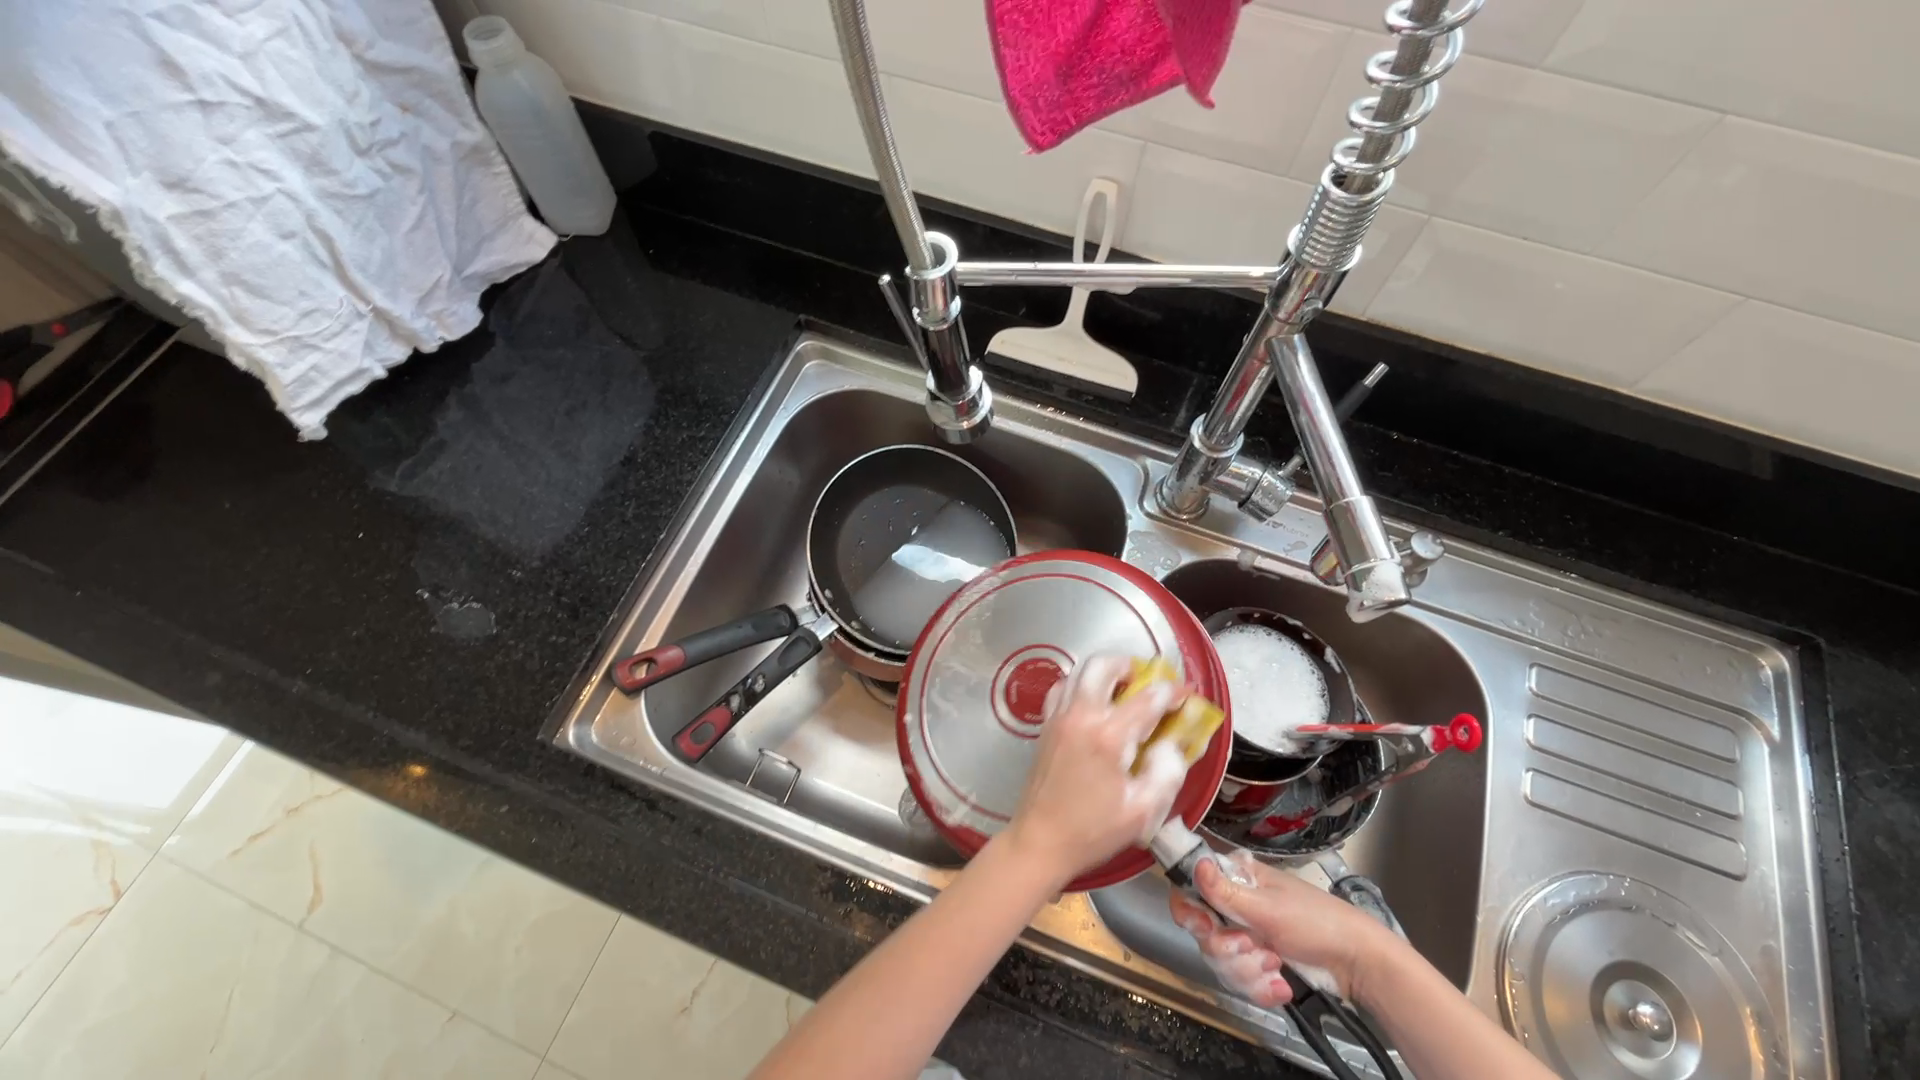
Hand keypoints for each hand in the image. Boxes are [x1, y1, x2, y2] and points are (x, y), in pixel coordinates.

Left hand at [1001, 654, 1191, 885]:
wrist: (1039, 842)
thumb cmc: (1093, 831)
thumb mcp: (1144, 811)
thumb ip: (1167, 772)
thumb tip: (1173, 743)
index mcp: (1108, 736)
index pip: (1148, 698)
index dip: (1173, 692)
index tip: (1186, 695)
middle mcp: (1080, 715)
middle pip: (1105, 665)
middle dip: (1131, 666)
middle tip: (1148, 685)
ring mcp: (1058, 717)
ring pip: (1080, 670)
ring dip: (1105, 672)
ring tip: (1124, 691)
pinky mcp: (1045, 725)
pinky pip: (1062, 687)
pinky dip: (1080, 685)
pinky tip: (1093, 705)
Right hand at [1169, 852, 1402, 1007]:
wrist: (1358, 965)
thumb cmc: (1316, 923)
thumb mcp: (1269, 908)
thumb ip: (1226, 892)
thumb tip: (1195, 864)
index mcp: (1237, 880)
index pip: (1192, 890)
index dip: (1190, 912)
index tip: (1204, 927)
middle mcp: (1237, 907)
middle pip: (1204, 934)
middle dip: (1229, 950)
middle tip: (1253, 948)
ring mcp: (1248, 938)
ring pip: (1221, 962)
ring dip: (1248, 971)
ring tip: (1276, 968)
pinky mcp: (1259, 965)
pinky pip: (1241, 982)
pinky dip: (1261, 988)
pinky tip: (1281, 986)